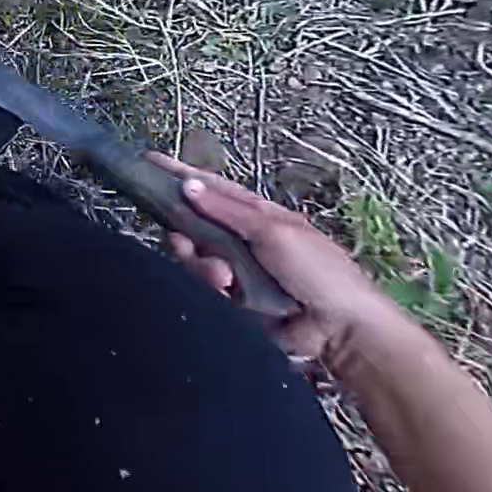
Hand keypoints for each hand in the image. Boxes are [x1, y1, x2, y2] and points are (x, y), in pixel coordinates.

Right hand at [149, 152, 424, 372]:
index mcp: (253, 212)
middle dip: (183, 232)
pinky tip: (228, 291)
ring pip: (194, 255)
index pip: (208, 185)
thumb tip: (187, 184)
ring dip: (202, 265)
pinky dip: (211, 286)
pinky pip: (204, 283)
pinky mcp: (233, 297)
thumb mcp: (273, 231)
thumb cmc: (318, 270)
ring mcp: (235, 267)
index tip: (147, 160)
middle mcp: (238, 236)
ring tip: (223, 278)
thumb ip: (226, 210)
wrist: (343, 332)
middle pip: (191, 223)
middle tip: (181, 240)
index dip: (178, 173)